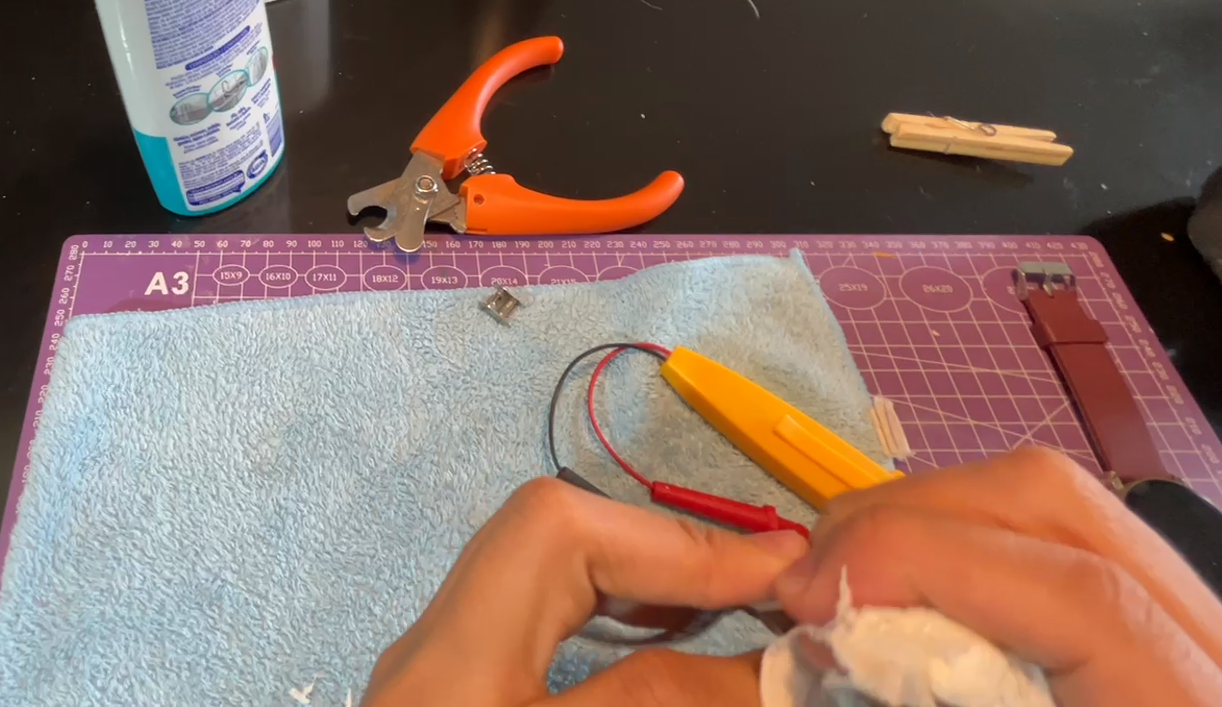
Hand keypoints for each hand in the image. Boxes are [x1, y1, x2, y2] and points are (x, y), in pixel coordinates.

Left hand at [363, 477, 806, 705]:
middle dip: (661, 540)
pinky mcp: (456, 679)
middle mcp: (433, 645)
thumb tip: (774, 665)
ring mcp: (436, 662)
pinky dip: (603, 599)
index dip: (682, 551)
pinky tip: (661, 630)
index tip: (788, 570)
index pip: (564, 549)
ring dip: (638, 563)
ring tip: (734, 596)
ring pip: (534, 560)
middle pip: (544, 532)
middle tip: (770, 578)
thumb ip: (666, 701)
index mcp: (454, 665)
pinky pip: (529, 603)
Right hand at [773, 447, 1221, 706]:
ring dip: (906, 516)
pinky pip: (1026, 525)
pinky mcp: (1153, 614)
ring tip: (845, 579)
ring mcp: (1203, 632)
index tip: (810, 603)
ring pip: (1033, 494)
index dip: (922, 563)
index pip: (1089, 600)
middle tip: (817, 585)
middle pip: (1051, 506)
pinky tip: (896, 584)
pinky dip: (934, 531)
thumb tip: (804, 630)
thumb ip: (905, 692)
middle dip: (898, 519)